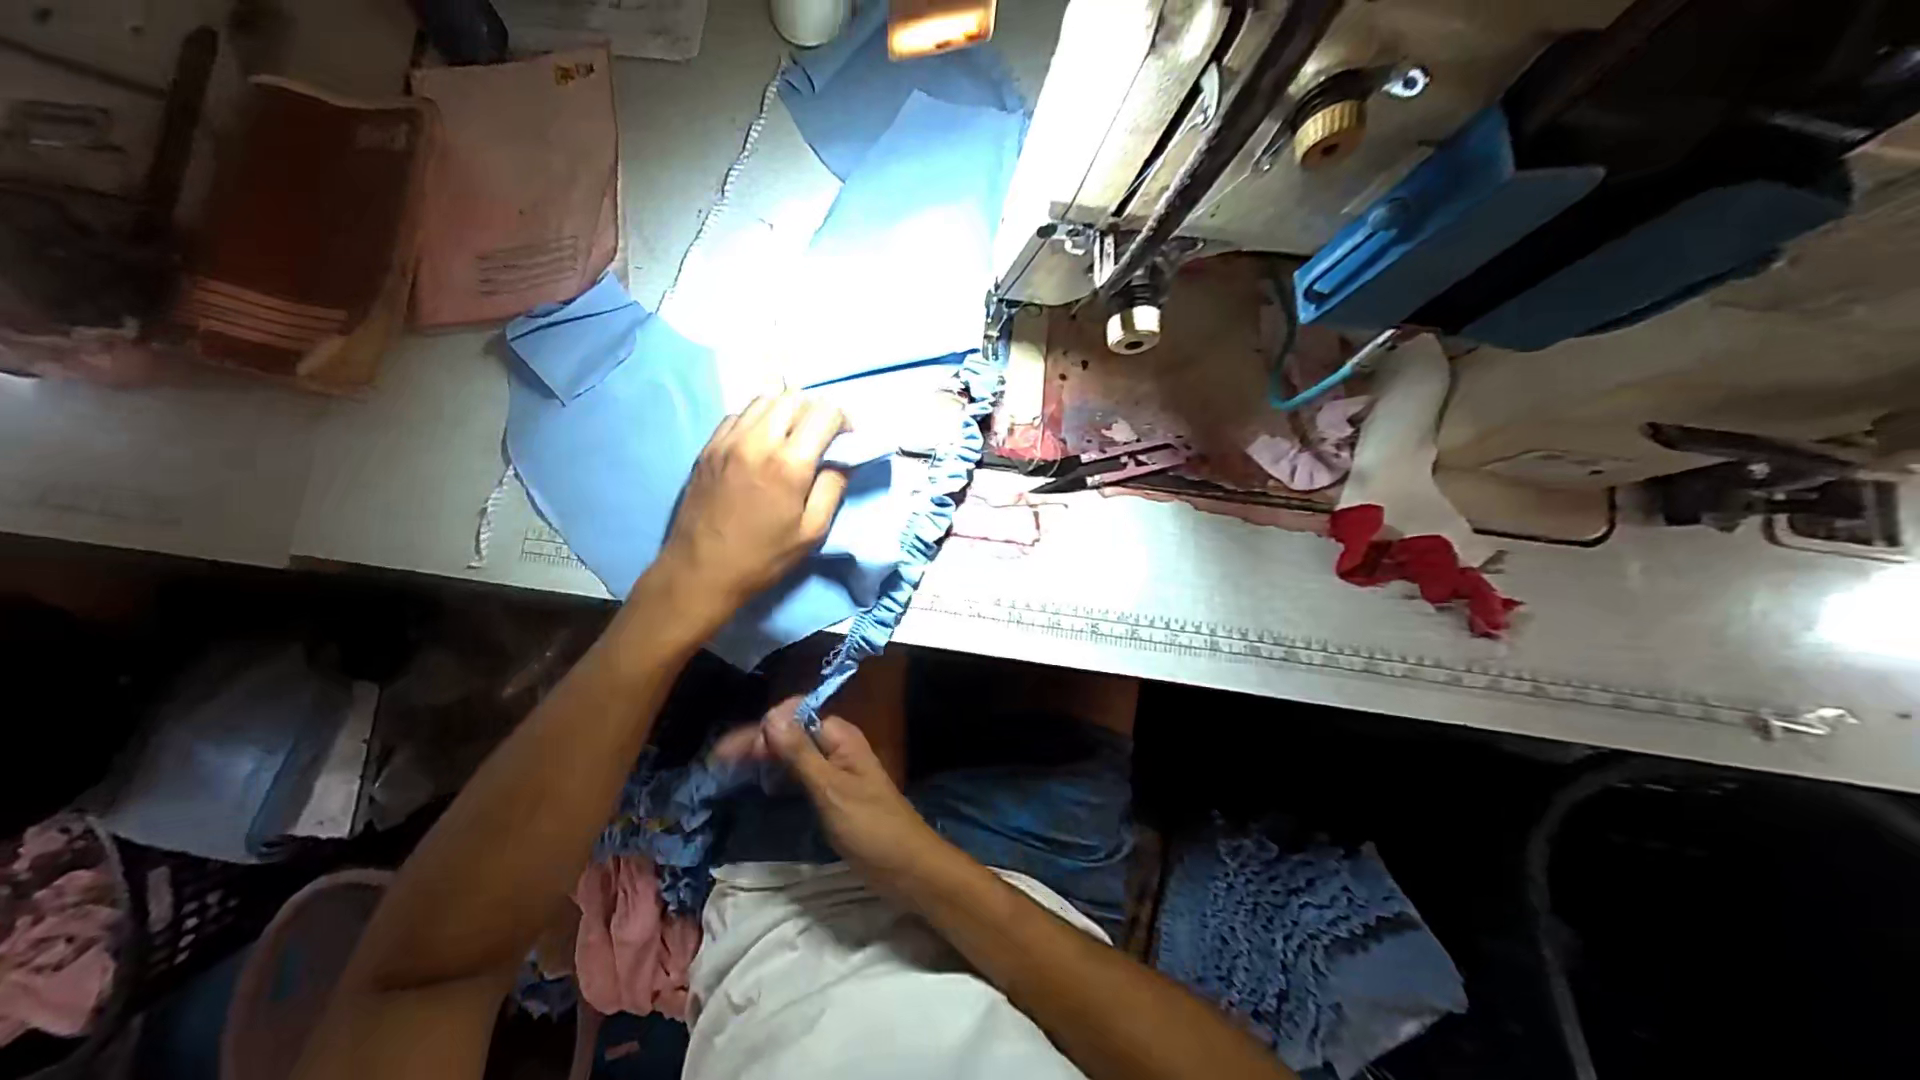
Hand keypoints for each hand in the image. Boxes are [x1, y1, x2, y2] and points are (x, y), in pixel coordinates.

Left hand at [650, 392, 848, 615]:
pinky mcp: (708, 447)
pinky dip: (758, 419)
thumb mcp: (812, 531)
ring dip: (786, 410)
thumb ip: (833, 488)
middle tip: (821, 437)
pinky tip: (761, 444)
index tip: (846, 439)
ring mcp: (728, 440)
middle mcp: (757, 441)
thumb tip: (843, 460)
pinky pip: (738, 415)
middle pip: (794, 397)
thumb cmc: (763, 558)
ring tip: (792, 437)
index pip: (824, 412)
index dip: (843, 420)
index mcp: (789, 464)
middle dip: (815, 411)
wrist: (701, 572)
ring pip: (764, 399)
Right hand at [715, 698, 945, 893]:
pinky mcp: (833, 794)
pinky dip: (779, 776)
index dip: (764, 728)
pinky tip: (761, 785)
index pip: (794, 715)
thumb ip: (800, 752)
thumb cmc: (871, 827)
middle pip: (791, 732)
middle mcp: (837, 747)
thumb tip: (770, 714)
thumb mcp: (830, 789)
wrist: (906, 867)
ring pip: (794, 754)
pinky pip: (800, 775)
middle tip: (720, 763)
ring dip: (765, 758)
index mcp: (841, 736)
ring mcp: (836, 770)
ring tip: (730, 771)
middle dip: (757, 742)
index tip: (735, 752)